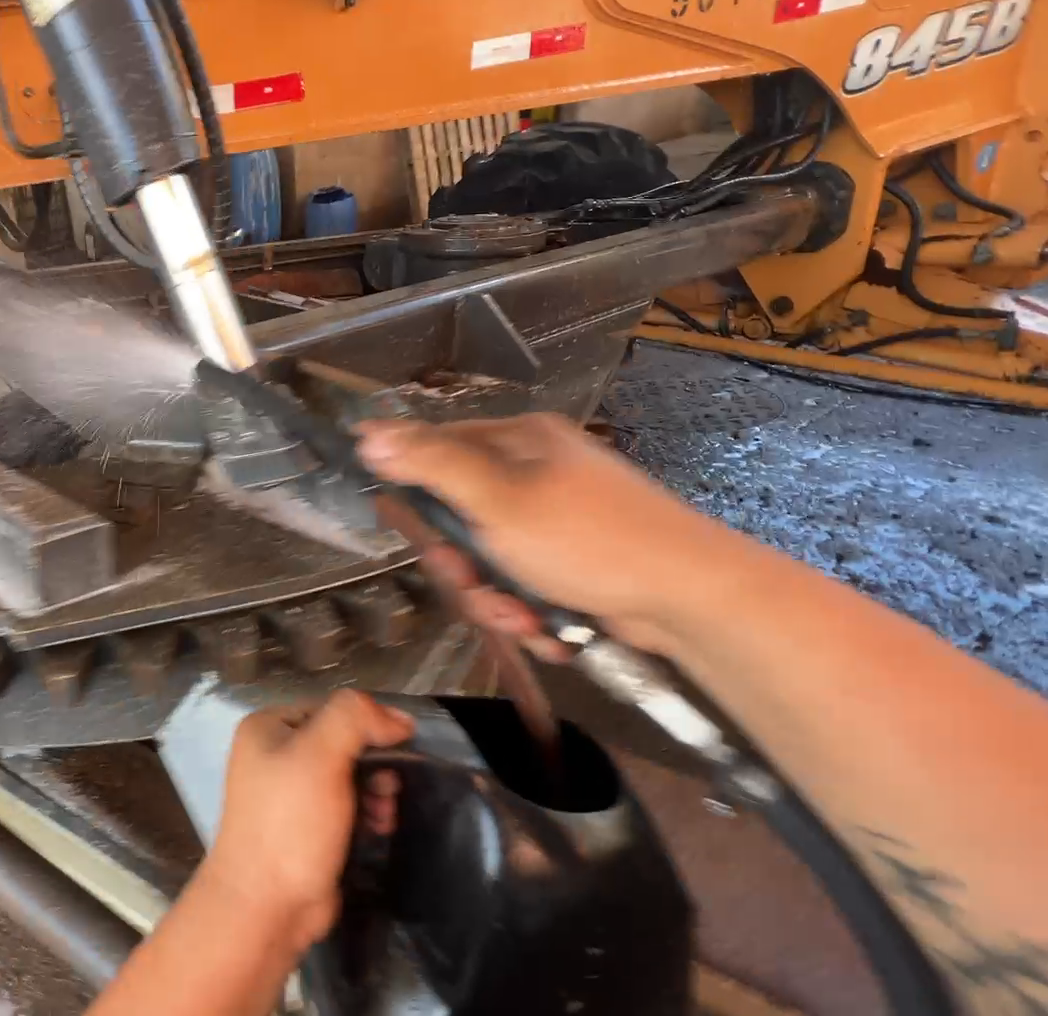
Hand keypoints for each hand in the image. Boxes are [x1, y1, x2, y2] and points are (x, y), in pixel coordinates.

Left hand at [199, 691, 414, 952]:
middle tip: (388, 790)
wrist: (265, 904)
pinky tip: (377, 830)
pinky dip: (367, 815)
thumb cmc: (289, 823)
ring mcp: (289, 793)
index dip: (368, 725)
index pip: (331, 709)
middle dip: (375, 765)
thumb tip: (396, 717)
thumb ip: (354, 719)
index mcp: (267, 727)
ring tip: (382, 817)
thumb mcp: (319, 756)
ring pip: (350, 777)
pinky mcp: (306, 827)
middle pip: (343, 743)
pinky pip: (347, 807)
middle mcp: (274, 754)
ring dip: (376, 792)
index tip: (398, 749)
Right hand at [356, 413, 762, 654]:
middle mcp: (534, 474)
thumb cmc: (588, 538)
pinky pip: (521, 583)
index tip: (401, 524)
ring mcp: (555, 521)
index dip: (411, 487)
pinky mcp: (572, 562)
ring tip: (521, 620)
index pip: (435, 448)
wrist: (692, 600)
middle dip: (462, 564)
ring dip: (494, 599)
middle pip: (458, 516)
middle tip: (473, 583)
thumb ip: (430, 465)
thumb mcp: (497, 499)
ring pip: (487, 559)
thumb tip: (369, 433)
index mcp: (518, 442)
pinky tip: (546, 628)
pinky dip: (526, 611)